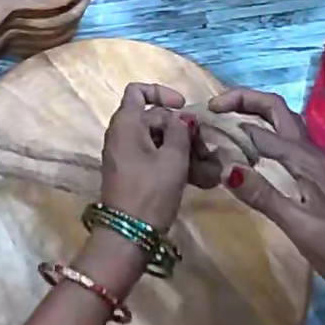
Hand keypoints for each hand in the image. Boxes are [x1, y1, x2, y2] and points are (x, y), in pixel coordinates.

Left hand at [100, 84, 224, 230]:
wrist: (128, 233)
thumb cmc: (150, 192)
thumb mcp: (172, 160)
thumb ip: (180, 133)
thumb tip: (182, 117)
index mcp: (125, 122)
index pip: (138, 91)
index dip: (161, 93)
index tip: (184, 106)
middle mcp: (120, 131)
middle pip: (151, 116)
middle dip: (179, 128)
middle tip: (204, 148)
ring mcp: (123, 151)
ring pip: (154, 137)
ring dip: (179, 146)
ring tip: (204, 165)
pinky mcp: (129, 168)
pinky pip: (151, 154)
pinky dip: (171, 159)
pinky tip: (196, 176)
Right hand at [210, 87, 324, 324]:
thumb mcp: (300, 228)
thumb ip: (262, 195)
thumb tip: (223, 166)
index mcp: (307, 161)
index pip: (260, 128)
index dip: (229, 121)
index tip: (201, 124)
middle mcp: (313, 154)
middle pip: (277, 109)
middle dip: (244, 99)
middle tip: (213, 106)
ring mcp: (318, 165)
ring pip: (284, 123)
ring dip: (255, 112)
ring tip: (226, 119)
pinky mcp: (319, 178)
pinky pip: (287, 141)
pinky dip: (264, 133)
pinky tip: (251, 149)